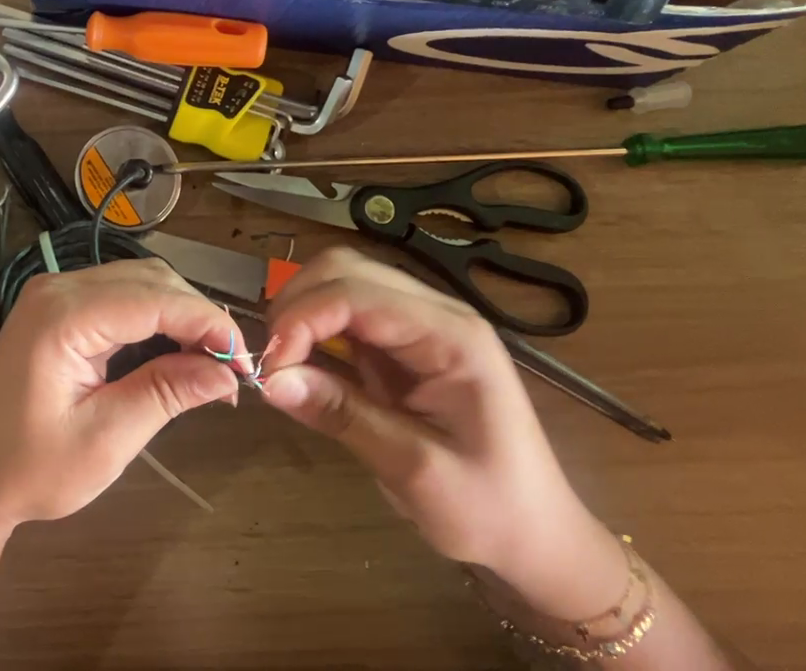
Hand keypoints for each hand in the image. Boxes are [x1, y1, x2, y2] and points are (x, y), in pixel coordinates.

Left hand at [0, 259, 244, 536]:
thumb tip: (228, 373)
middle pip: (150, 280)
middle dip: (199, 316)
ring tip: (213, 362)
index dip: (209, 324)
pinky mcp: (59, 307)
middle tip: (234, 369)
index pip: (154, 299)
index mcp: (61, 316)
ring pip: (140, 282)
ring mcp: (55, 294)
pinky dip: (157, 318)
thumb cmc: (32, 468)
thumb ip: (166, 393)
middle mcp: (57, 289)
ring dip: (182, 314)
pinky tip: (179, 350)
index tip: (248, 363)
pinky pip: (121, 296)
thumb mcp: (105, 439)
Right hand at [258, 249, 623, 613]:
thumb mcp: (414, 469)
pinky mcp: (402, 345)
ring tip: (283, 363)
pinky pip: (345, 315)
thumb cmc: (489, 508)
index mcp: (452, 337)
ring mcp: (419, 326)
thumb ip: (342, 415)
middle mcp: (436, 315)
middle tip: (272, 362)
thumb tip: (269, 380)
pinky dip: (312, 330)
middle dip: (296, 305)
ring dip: (300, 312)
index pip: (357, 294)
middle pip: (345, 270)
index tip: (269, 367)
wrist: (536, 537)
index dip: (302, 319)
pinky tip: (302, 365)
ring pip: (340, 282)